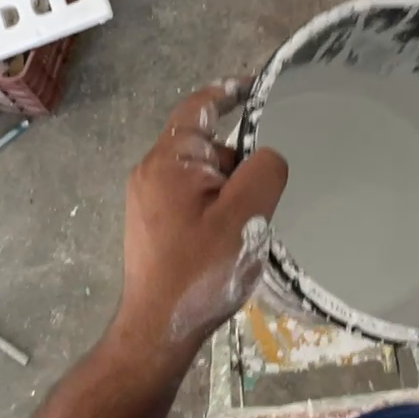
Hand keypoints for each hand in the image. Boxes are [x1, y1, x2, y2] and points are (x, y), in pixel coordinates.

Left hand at [117, 79, 288, 353]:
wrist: (157, 331)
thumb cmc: (200, 270)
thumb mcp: (245, 215)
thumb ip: (265, 169)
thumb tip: (266, 155)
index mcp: (168, 160)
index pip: (199, 106)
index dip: (229, 90)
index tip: (258, 87)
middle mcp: (151, 172)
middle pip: (206, 144)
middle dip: (240, 158)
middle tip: (270, 187)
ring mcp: (148, 200)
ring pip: (203, 174)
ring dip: (231, 187)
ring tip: (254, 221)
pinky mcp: (152, 224)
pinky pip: (193, 197)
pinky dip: (219, 204)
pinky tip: (235, 234)